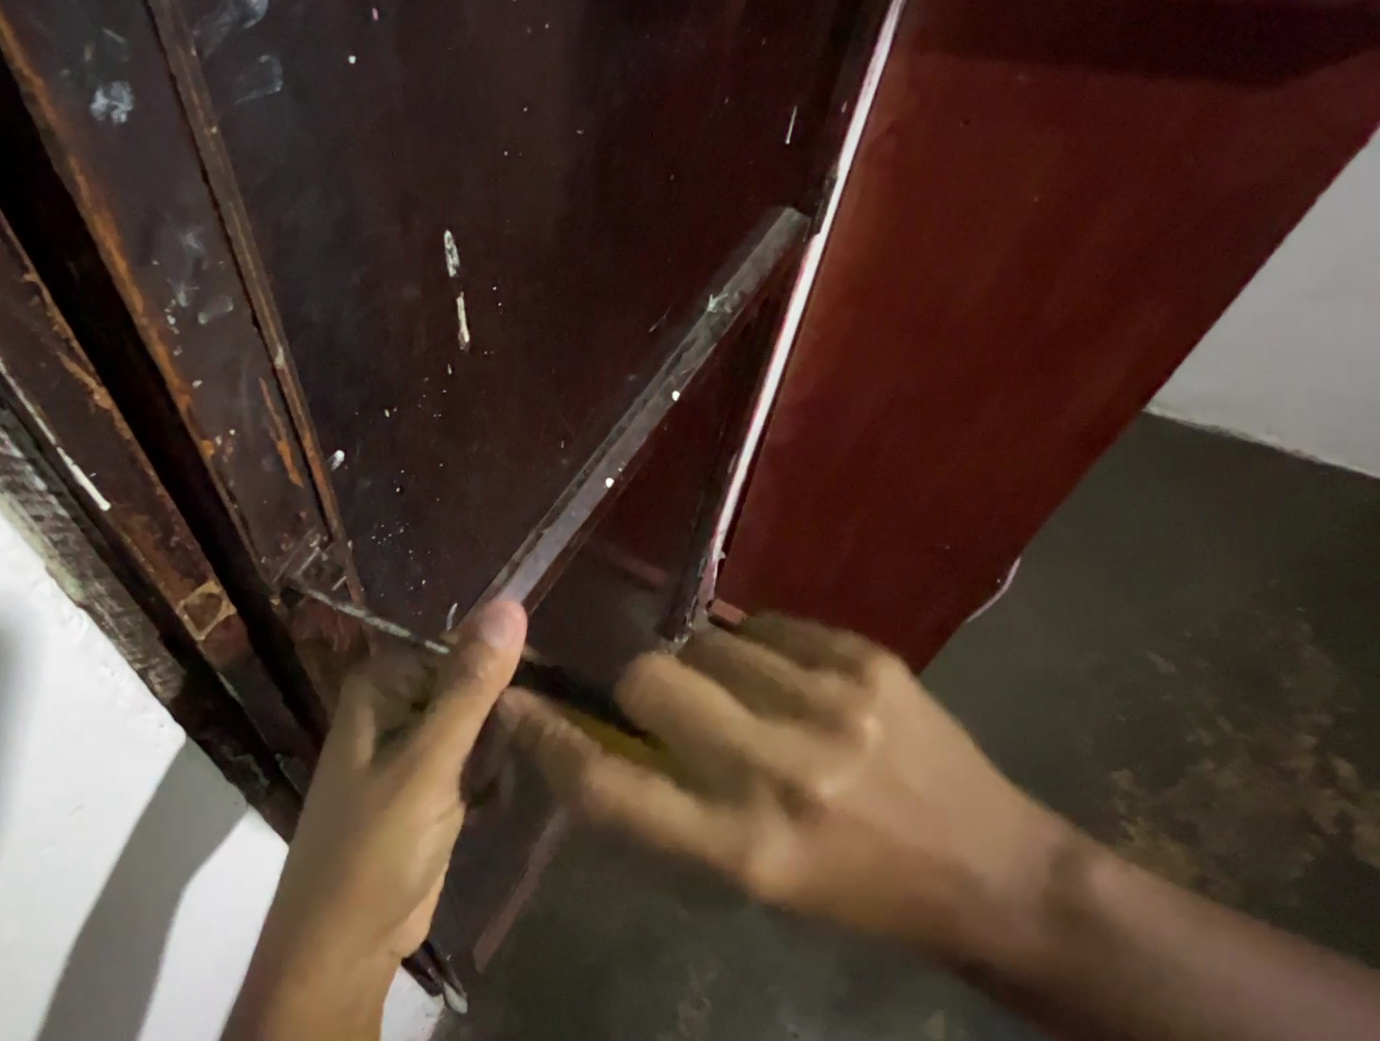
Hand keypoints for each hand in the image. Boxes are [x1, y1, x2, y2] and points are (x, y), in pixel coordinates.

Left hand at [227, 600, 527, 1038]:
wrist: (344, 944)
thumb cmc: (374, 847)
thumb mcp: (428, 762)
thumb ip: (470, 686)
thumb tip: (510, 605)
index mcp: (380, 685)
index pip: (456, 645)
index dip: (503, 659)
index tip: (554, 676)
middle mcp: (393, 707)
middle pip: (467, 683)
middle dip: (506, 705)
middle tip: (554, 720)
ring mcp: (412, 751)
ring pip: (475, 723)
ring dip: (505, 739)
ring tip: (546, 747)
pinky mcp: (430, 789)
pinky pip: (473, 760)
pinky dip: (494, 770)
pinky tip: (522, 777)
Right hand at [500, 612, 1068, 963]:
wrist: (994, 872)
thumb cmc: (850, 886)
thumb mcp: (745, 872)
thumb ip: (662, 802)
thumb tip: (590, 724)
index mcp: (739, 847)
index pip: (606, 786)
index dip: (546, 738)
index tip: (516, 702)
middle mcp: (777, 773)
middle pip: (646, 680)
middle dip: (643, 688)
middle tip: (674, 708)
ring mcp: (829, 706)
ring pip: (703, 639)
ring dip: (707, 665)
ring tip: (750, 698)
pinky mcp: (868, 660)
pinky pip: (765, 622)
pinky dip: (760, 647)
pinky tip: (797, 683)